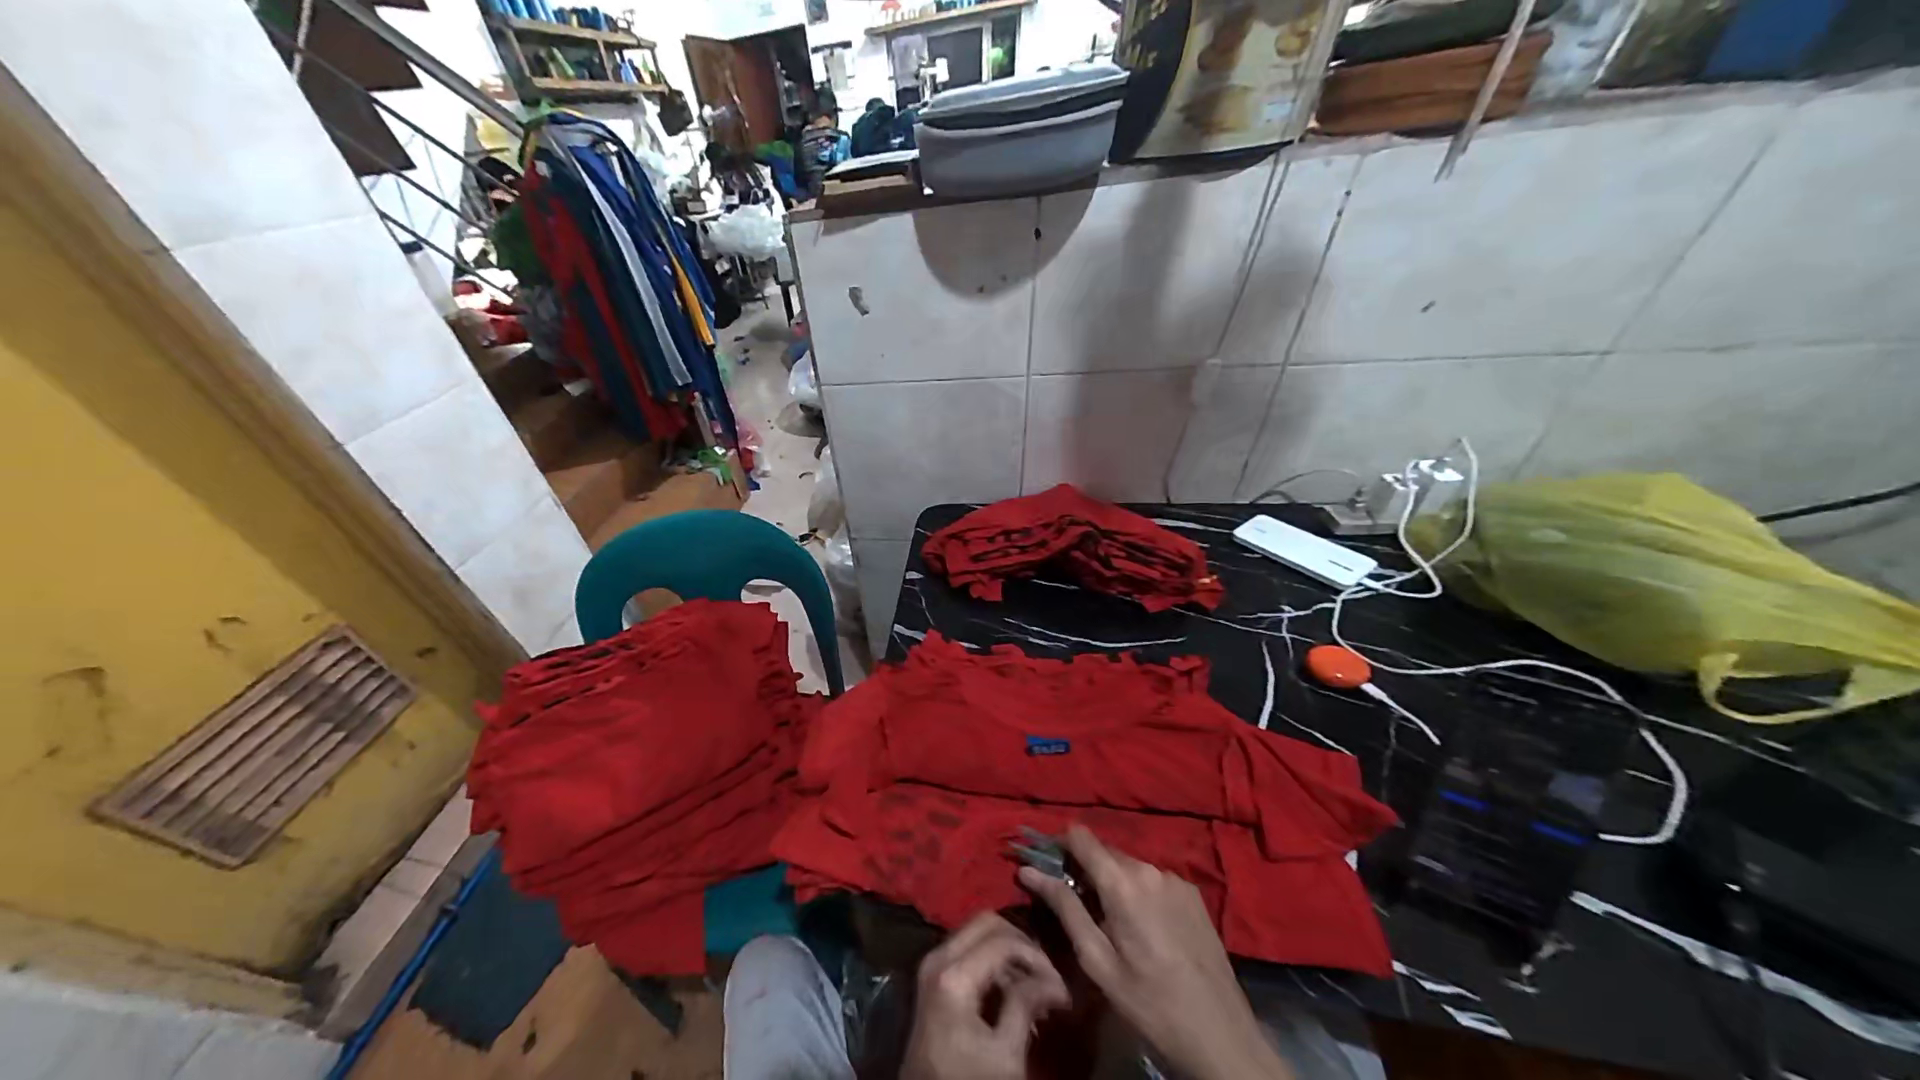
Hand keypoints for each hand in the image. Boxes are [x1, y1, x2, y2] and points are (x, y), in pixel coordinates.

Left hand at [902, 912, 1071, 1079]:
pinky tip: (1014, 992)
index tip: (1060, 986)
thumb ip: (1026, 1006)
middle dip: (1022, 944)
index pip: (1004, 941)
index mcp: (953, 975)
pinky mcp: (933, 977)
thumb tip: (1054, 982)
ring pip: (977, 933)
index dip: (1037, 958)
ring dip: (1009, 953)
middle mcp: (937, 958)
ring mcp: (932, 965)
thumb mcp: (1005, 1054)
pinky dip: (993, 962)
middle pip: (987, 923)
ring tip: (1035, 989)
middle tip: (1047, 976)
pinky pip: (967, 950)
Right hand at [1018, 826, 1291, 1079]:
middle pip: (1105, 851)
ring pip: (1129, 866)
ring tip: (1109, 921)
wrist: (1219, 1034)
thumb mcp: (1096, 961)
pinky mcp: (1194, 894)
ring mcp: (1176, 879)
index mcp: (1123, 882)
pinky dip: (1138, 892)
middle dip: (1083, 869)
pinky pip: (1153, 880)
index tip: (1045, 866)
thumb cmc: (1149, 1002)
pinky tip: (1143, 928)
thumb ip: (1064, 908)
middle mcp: (1150, 868)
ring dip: (1112, 882)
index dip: (1058, 845)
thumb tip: (1029, 871)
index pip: (1081, 836)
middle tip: (1073, 903)